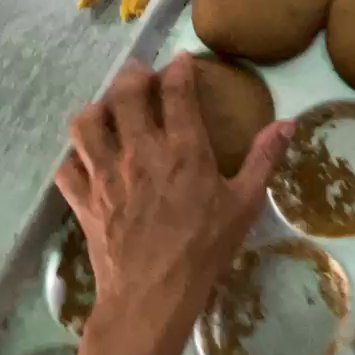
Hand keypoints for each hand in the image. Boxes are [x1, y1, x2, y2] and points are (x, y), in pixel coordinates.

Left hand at [54, 55, 293, 332]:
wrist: (152, 294)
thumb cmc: (206, 247)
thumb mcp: (246, 202)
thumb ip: (264, 158)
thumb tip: (288, 123)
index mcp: (183, 150)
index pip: (175, 93)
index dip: (179, 70)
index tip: (183, 60)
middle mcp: (139, 152)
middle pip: (124, 96)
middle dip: (132, 76)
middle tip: (141, 73)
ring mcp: (104, 175)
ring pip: (85, 123)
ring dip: (97, 108)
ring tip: (110, 108)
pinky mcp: (82, 199)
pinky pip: (67, 165)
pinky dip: (75, 155)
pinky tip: (89, 157)